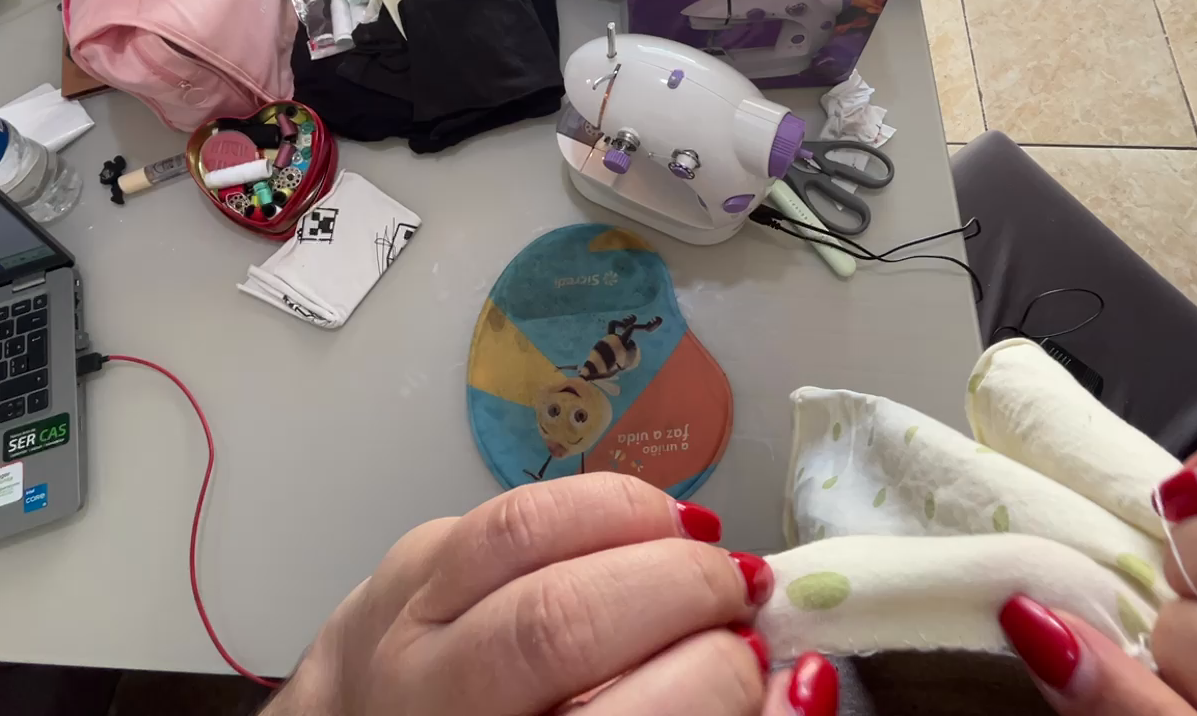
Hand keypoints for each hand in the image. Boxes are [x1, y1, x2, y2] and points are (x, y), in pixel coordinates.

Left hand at [264, 472, 840, 715]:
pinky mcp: (403, 557)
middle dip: (677, 590)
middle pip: (557, 623)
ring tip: (696, 538)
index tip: (764, 665)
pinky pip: (501, 509)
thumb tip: (795, 685)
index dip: (707, 684)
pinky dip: (585, 501)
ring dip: (631, 519)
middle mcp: (427, 702)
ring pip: (520, 534)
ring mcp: (401, 617)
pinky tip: (637, 517)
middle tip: (740, 591)